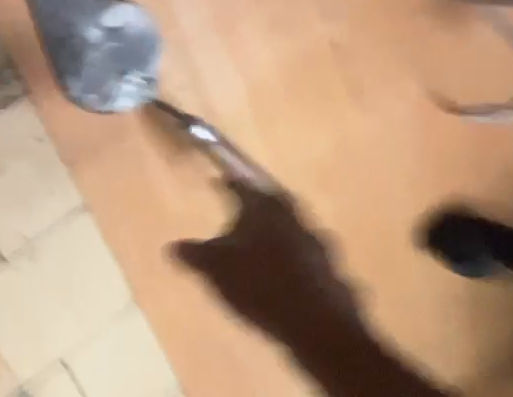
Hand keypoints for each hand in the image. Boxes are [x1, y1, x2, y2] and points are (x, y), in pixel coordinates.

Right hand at [172, 181, 364, 350]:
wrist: (322, 332)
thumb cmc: (259, 285)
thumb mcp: (212, 267)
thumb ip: (194, 254)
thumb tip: (173, 247)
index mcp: (264, 212)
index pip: (244, 187)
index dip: (229, 184)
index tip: (218, 180)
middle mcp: (296, 224)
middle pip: (280, 205)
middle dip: (264, 204)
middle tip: (249, 205)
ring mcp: (323, 254)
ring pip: (301, 234)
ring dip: (286, 235)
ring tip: (269, 244)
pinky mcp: (340, 282)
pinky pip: (316, 265)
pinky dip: (302, 266)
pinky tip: (292, 278)